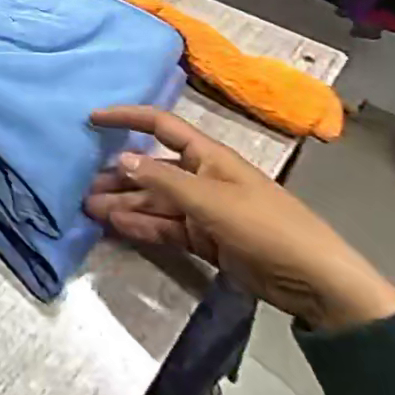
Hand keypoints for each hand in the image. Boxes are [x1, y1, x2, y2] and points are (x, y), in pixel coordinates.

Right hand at [85, 106, 394, 330]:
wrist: (311, 277)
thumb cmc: (264, 224)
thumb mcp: (211, 200)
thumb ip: (164, 180)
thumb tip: (122, 158)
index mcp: (207, 154)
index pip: (159, 125)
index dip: (126, 117)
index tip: (93, 118)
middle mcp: (201, 175)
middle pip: (152, 168)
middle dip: (119, 174)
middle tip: (83, 186)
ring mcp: (203, 208)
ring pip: (155, 200)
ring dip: (125, 203)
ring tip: (90, 209)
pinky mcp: (205, 238)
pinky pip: (166, 226)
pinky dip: (143, 225)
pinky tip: (117, 225)